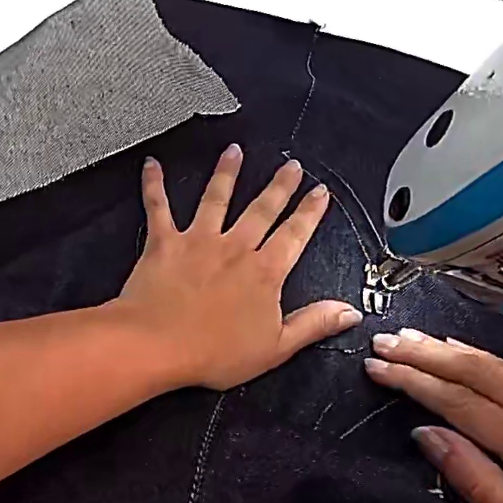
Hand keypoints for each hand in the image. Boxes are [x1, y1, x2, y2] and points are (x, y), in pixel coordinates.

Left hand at [113, 144, 362, 390]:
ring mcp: (198, 241)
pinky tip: (152, 165)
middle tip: (290, 165)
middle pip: (262, 209)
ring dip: (227, 172)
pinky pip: (159, 207)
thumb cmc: (213, 351)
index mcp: (263, 272)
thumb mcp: (276, 347)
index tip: (320, 192)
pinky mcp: (164, 243)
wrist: (158, 346)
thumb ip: (314, 324)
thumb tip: (349, 312)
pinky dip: (154, 185)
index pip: (294, 234)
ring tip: (235, 151)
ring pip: (216, 198)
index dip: (310, 212)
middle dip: (279, 185)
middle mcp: (234, 248)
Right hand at [363, 330, 502, 502]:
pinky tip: (470, 356)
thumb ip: (478, 482)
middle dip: (428, 354)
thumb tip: (427, 434)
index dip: (417, 382)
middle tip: (386, 340)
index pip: (465, 404)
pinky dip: (488, 362)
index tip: (380, 367)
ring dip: (455, 350)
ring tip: (416, 340)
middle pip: (482, 373)